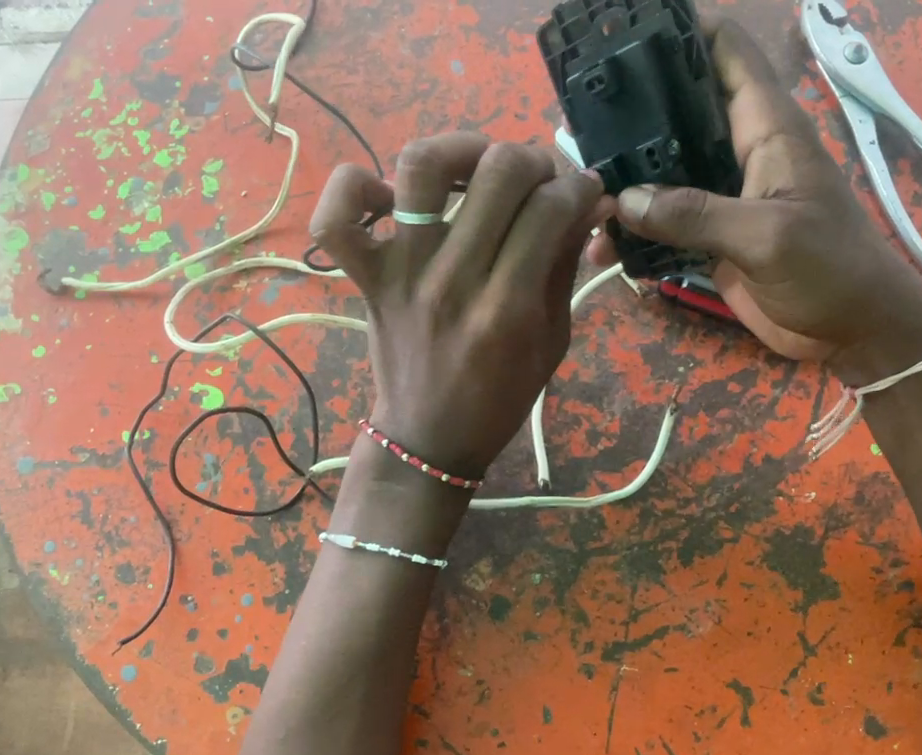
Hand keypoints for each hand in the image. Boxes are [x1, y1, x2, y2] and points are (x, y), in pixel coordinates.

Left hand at [310, 135, 606, 476]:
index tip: (583, 194)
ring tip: (475, 168)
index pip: (551, 209)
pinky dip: (353, 189)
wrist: (429, 440)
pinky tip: (390, 196)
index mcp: (510, 308)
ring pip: (421, 167)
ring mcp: (404, 276)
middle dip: (533, 161)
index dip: (578, 188)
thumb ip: (564, 269)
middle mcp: (455, 282)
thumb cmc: (499, 399)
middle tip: (538, 182)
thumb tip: (584, 202)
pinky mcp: (368, 280)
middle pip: (497, 172)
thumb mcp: (552, 342)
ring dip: (458, 149)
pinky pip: (337, 220)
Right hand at [588, 17, 921, 382]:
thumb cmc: (830, 270)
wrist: (853, 331)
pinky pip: (666, 228)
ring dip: (627, 187)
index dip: (682, 32)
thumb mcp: (767, 236)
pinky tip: (604, 248)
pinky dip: (636, 236)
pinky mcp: (714, 241)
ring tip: (582, 198)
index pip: (726, 53)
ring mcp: (725, 199)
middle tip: (578, 122)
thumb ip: (697, 215)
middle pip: (681, 115)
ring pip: (665, 176)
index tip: (624, 37)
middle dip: (634, 115)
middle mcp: (740, 154)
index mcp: (767, 129)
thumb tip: (626, 201)